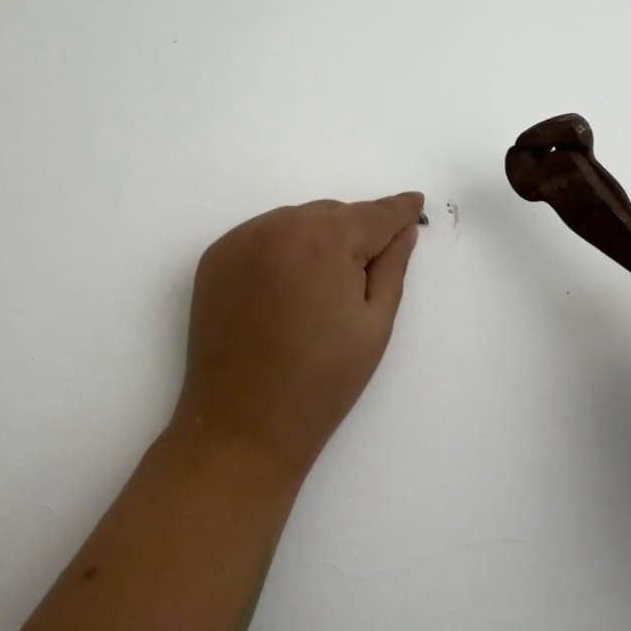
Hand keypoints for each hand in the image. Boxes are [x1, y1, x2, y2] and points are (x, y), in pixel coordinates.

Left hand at [172, 193, 424, 475]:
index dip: (399, 210)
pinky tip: (288, 286)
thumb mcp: (374, 324)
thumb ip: (393, 266)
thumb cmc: (322, 381)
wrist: (241, 427)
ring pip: (297, 222)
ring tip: (323, 286)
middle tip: (366, 269)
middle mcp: (280, 226)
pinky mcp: (215, 258)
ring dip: (317, 238)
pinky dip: (282, 249)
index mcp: (326, 240)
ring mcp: (242, 240)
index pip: (374, 214)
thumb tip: (403, 229)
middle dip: (356, 232)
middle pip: (333, 214)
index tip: (415, 204)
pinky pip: (263, 236)